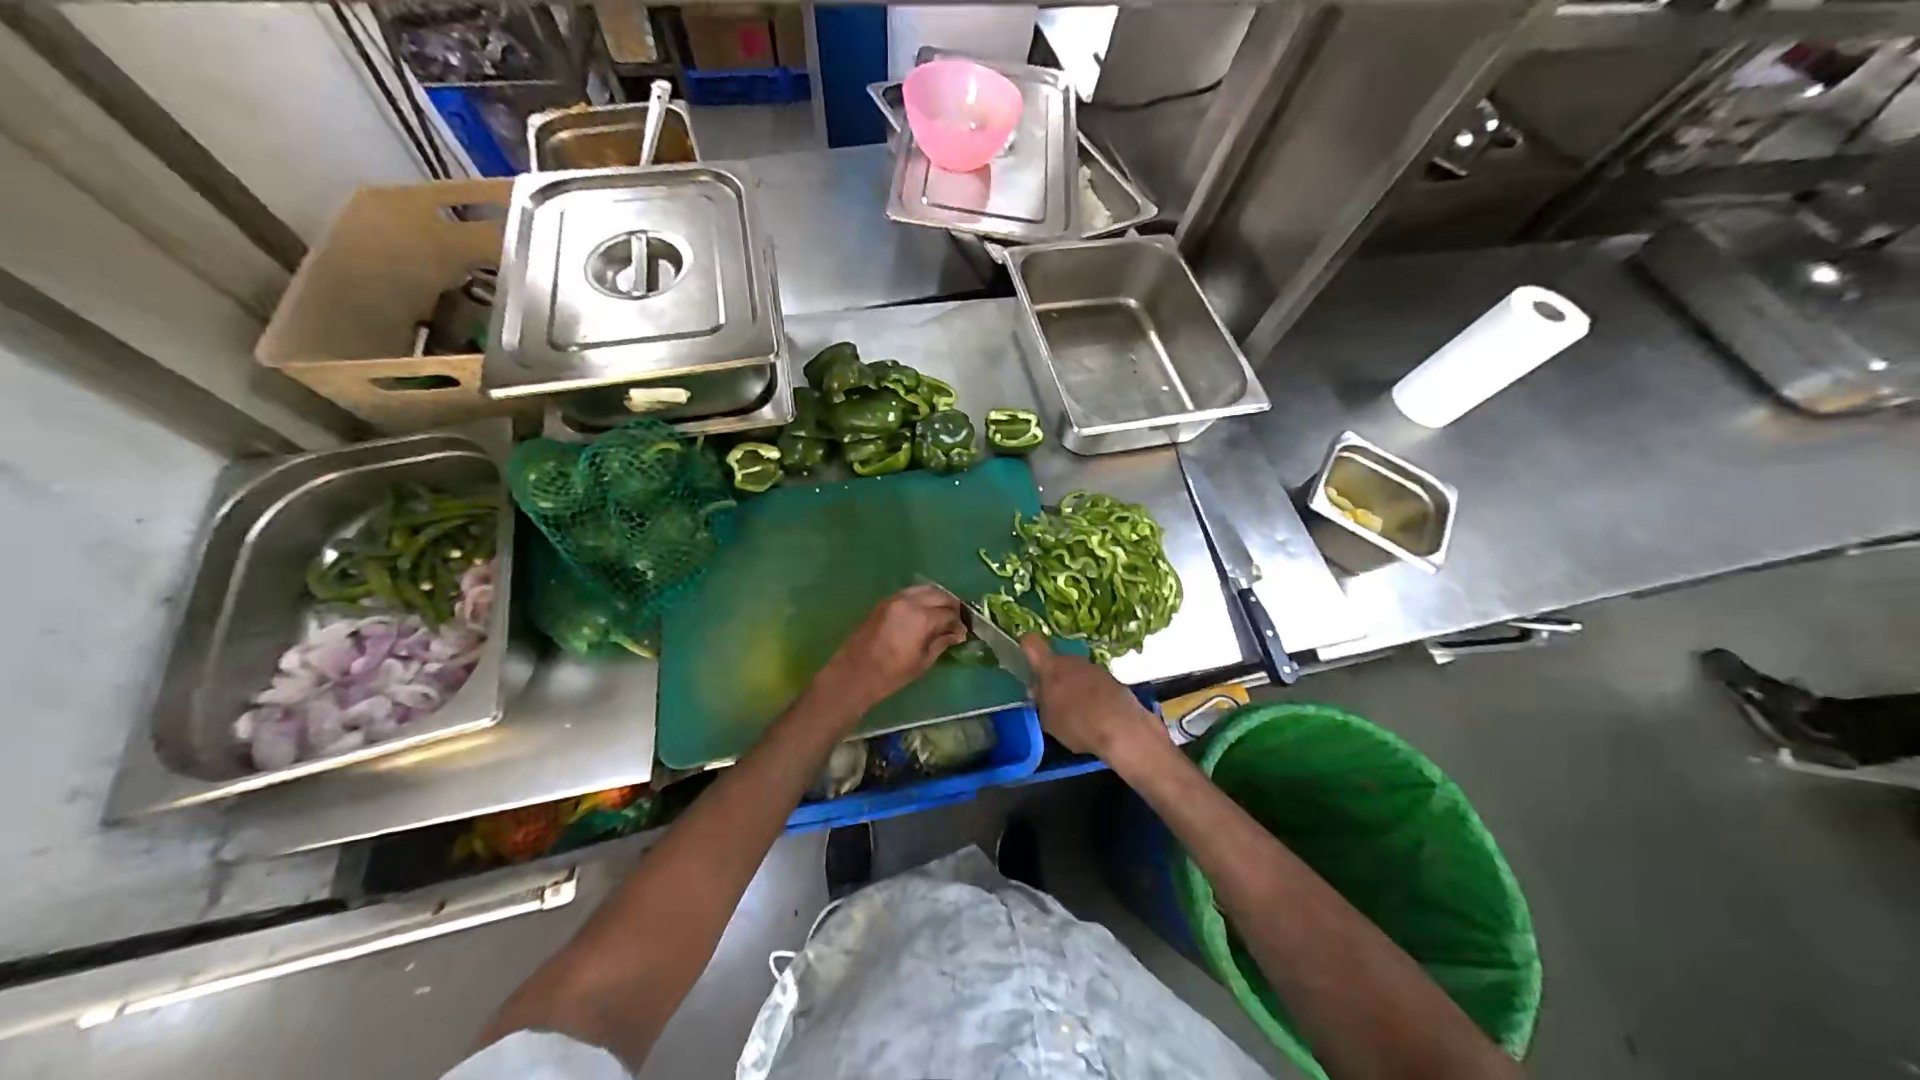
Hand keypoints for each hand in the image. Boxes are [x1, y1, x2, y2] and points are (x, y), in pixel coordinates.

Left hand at [813, 586, 968, 717]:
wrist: (854, 673)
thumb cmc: (891, 674)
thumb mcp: (922, 661)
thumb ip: (941, 642)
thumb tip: (957, 634)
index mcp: (921, 618)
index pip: (949, 614)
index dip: (959, 624)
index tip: (963, 633)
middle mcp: (910, 602)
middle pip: (940, 595)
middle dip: (952, 606)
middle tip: (957, 620)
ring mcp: (895, 598)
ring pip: (925, 589)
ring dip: (938, 598)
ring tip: (943, 613)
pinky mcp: (885, 601)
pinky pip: (910, 592)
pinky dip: (922, 597)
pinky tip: (926, 610)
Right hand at [1020, 634, 1167, 761]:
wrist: (1122, 728)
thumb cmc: (1076, 723)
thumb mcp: (1047, 719)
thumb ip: (1040, 701)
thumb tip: (1038, 690)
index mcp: (1051, 667)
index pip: (1032, 643)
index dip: (1026, 647)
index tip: (1024, 660)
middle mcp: (1072, 660)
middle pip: (1056, 661)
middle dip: (1052, 676)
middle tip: (1051, 699)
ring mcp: (1094, 667)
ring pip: (1075, 671)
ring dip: (1072, 685)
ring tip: (1075, 711)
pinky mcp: (1112, 678)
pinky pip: (1093, 682)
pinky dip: (1090, 693)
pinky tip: (1093, 714)